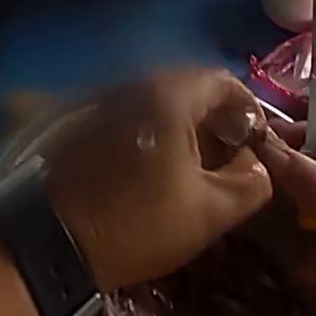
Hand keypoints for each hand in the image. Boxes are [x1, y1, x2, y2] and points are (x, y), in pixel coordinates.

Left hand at [44, 70, 272, 289]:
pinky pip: (138, 110)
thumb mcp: (207, 211)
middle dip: (220, 118)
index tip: (260, 141)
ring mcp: (111, 97)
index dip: (249, 107)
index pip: (222, 80)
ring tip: (204, 166)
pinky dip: (160, 129)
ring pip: (164, 99)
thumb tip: (257, 162)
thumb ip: (248, 183)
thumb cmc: (138, 221)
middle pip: (192, 86)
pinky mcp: (92, 115)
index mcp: (169, 94)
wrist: (55, 234)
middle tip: (235, 158)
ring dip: (189, 125)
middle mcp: (138, 83)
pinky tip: (165, 165)